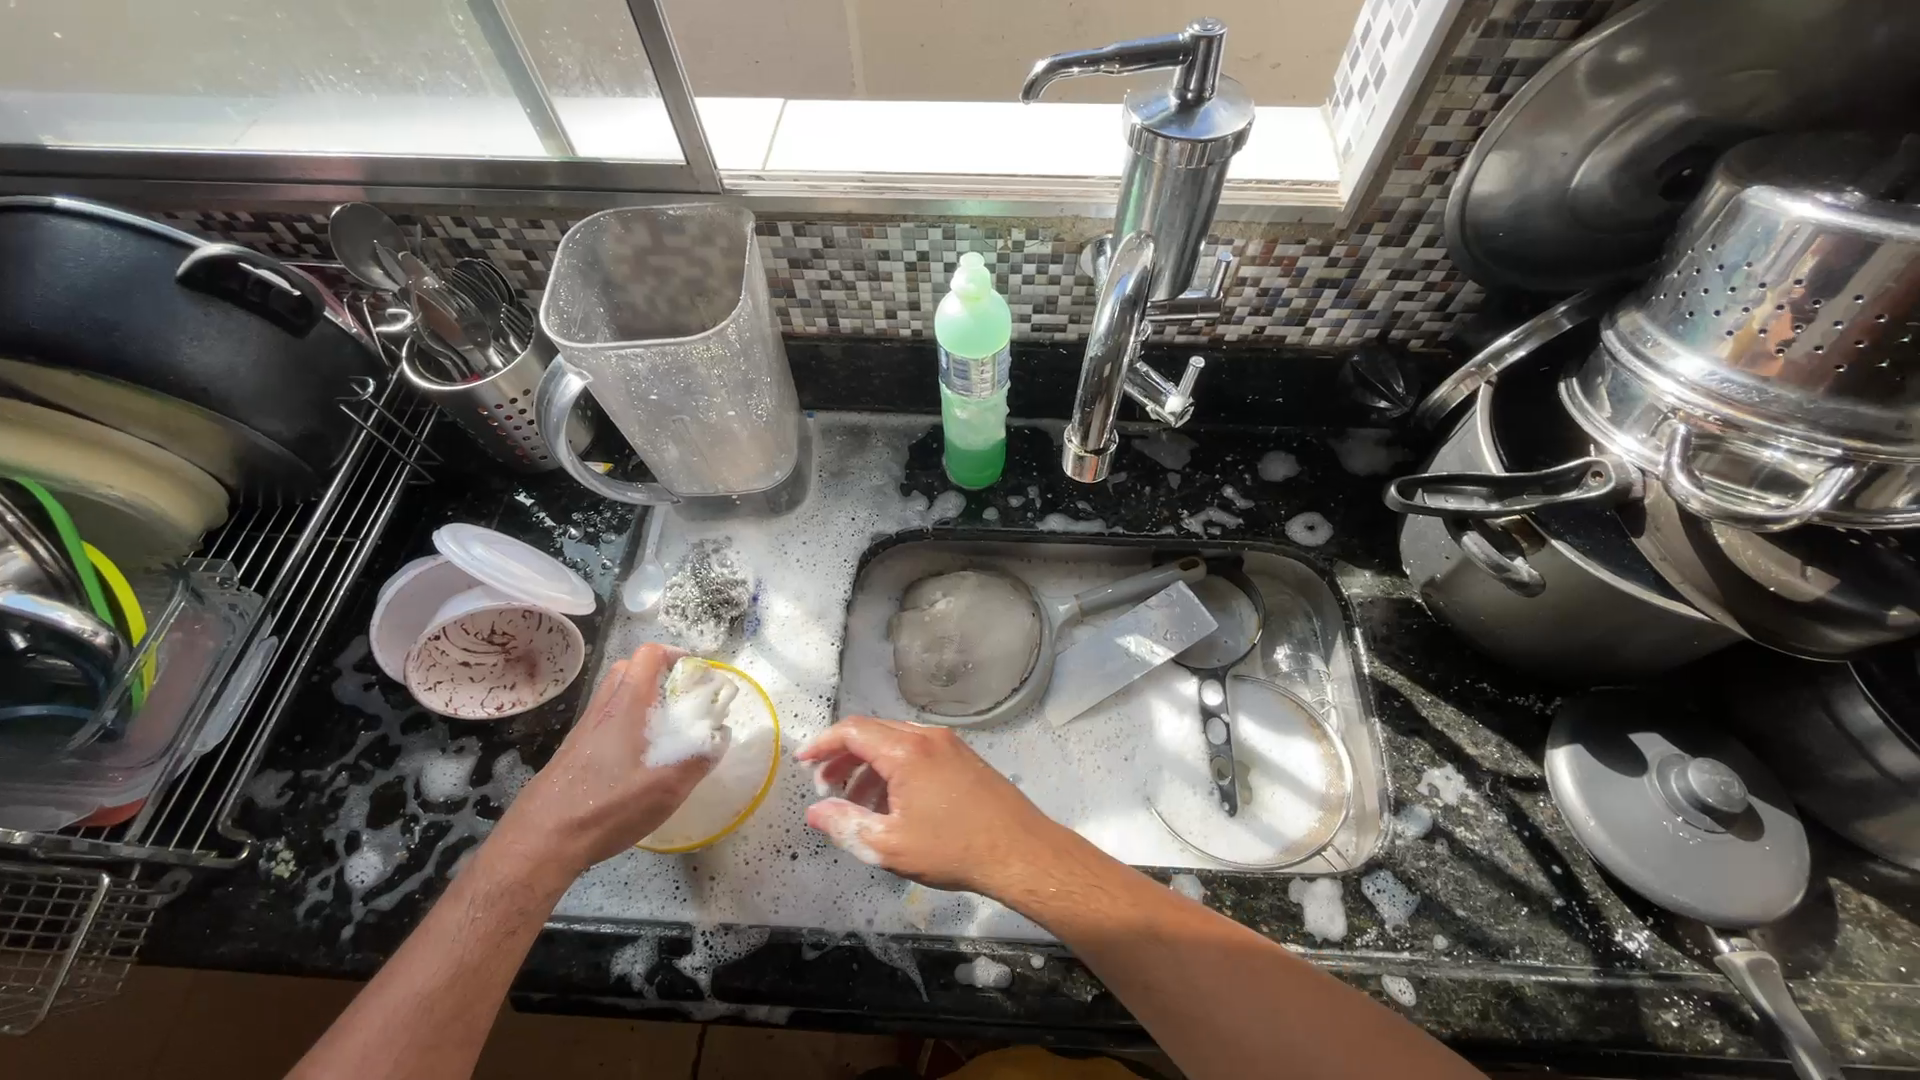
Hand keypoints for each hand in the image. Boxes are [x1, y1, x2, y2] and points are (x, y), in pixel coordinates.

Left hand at [497, 644, 724, 878]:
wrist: (541, 842)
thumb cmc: (607, 807)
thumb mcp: (666, 788)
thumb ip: (698, 759)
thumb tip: (719, 738)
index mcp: (625, 706)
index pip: (647, 655)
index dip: (674, 654)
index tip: (695, 673)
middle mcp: (601, 710)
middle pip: (627, 671)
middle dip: (657, 675)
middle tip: (680, 699)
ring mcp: (582, 733)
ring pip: (613, 698)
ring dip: (640, 701)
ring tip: (664, 730)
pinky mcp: (572, 755)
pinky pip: (603, 724)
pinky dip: (624, 726)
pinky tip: (636, 761)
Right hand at [796, 716, 1074, 899]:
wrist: (1020, 851)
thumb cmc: (953, 849)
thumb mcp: (889, 846)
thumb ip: (846, 825)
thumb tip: (815, 813)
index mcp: (906, 751)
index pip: (853, 730)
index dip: (823, 744)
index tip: (803, 764)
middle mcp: (926, 737)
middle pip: (873, 732)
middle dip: (843, 757)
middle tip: (825, 789)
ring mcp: (949, 744)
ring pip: (895, 742)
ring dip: (869, 766)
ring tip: (856, 803)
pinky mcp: (963, 756)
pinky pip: (917, 751)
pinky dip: (894, 768)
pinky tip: (891, 803)